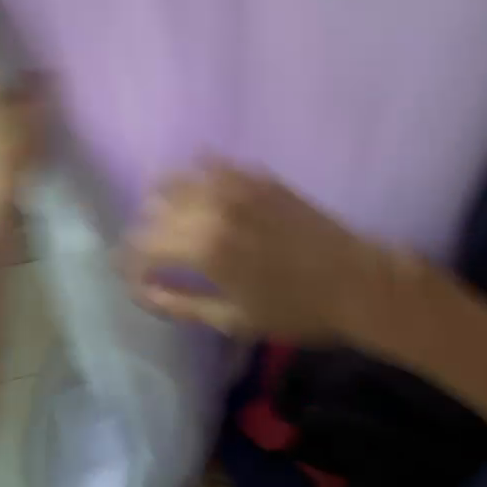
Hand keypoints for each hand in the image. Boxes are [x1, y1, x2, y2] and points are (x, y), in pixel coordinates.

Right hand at [126, 161, 401, 342]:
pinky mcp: (260, 177)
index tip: (129, 275)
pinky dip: (199, 176)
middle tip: (147, 252)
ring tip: (165, 218)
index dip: (130, 262)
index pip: (145, 245)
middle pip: (157, 207)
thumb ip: (182, 305)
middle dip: (144, 231)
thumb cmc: (296, 311)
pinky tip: (200, 191)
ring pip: (181, 177)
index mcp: (205, 247)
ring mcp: (239, 185)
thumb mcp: (235, 320)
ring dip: (165, 197)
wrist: (357, 282)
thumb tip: (143, 292)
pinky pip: (217, 166)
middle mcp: (215, 206)